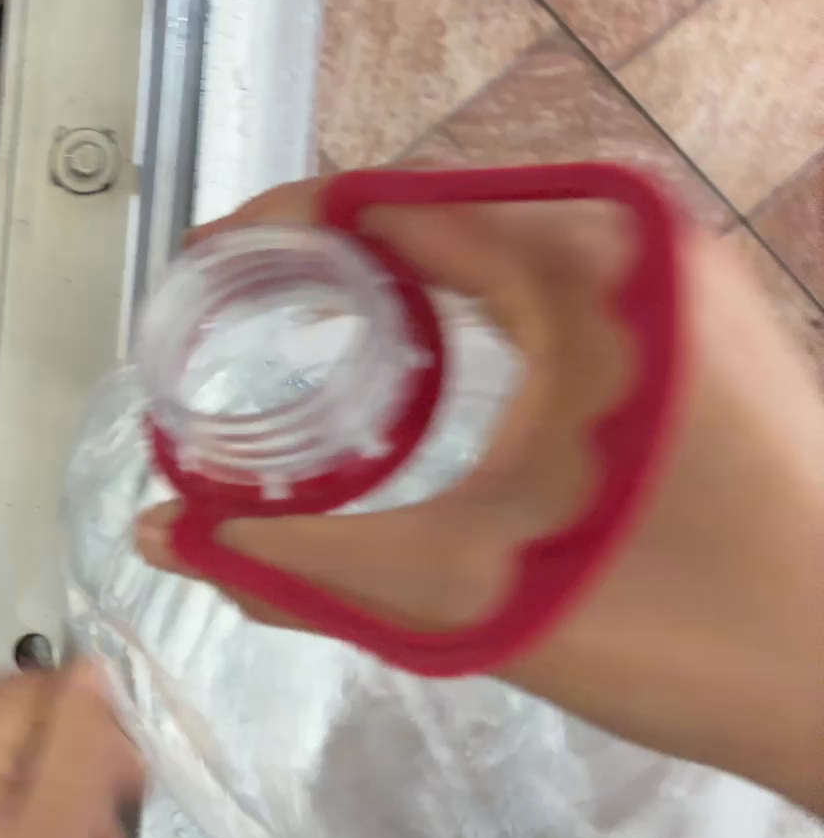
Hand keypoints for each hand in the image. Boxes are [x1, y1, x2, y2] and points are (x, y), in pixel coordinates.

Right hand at [136, 175, 823, 811]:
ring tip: (271, 307)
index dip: (275, 223)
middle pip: (421, 207)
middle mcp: (631, 252)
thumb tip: (153, 536)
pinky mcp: (666, 326)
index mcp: (587, 281)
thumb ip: (289, 566)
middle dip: (303, 241)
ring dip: (362, 261)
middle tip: (218, 295)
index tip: (198, 263)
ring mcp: (661, 285)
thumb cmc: (684, 632)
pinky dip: (426, 287)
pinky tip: (380, 340)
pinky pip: (514, 270)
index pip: (390, 204)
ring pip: (468, 233)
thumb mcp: (453, 594)